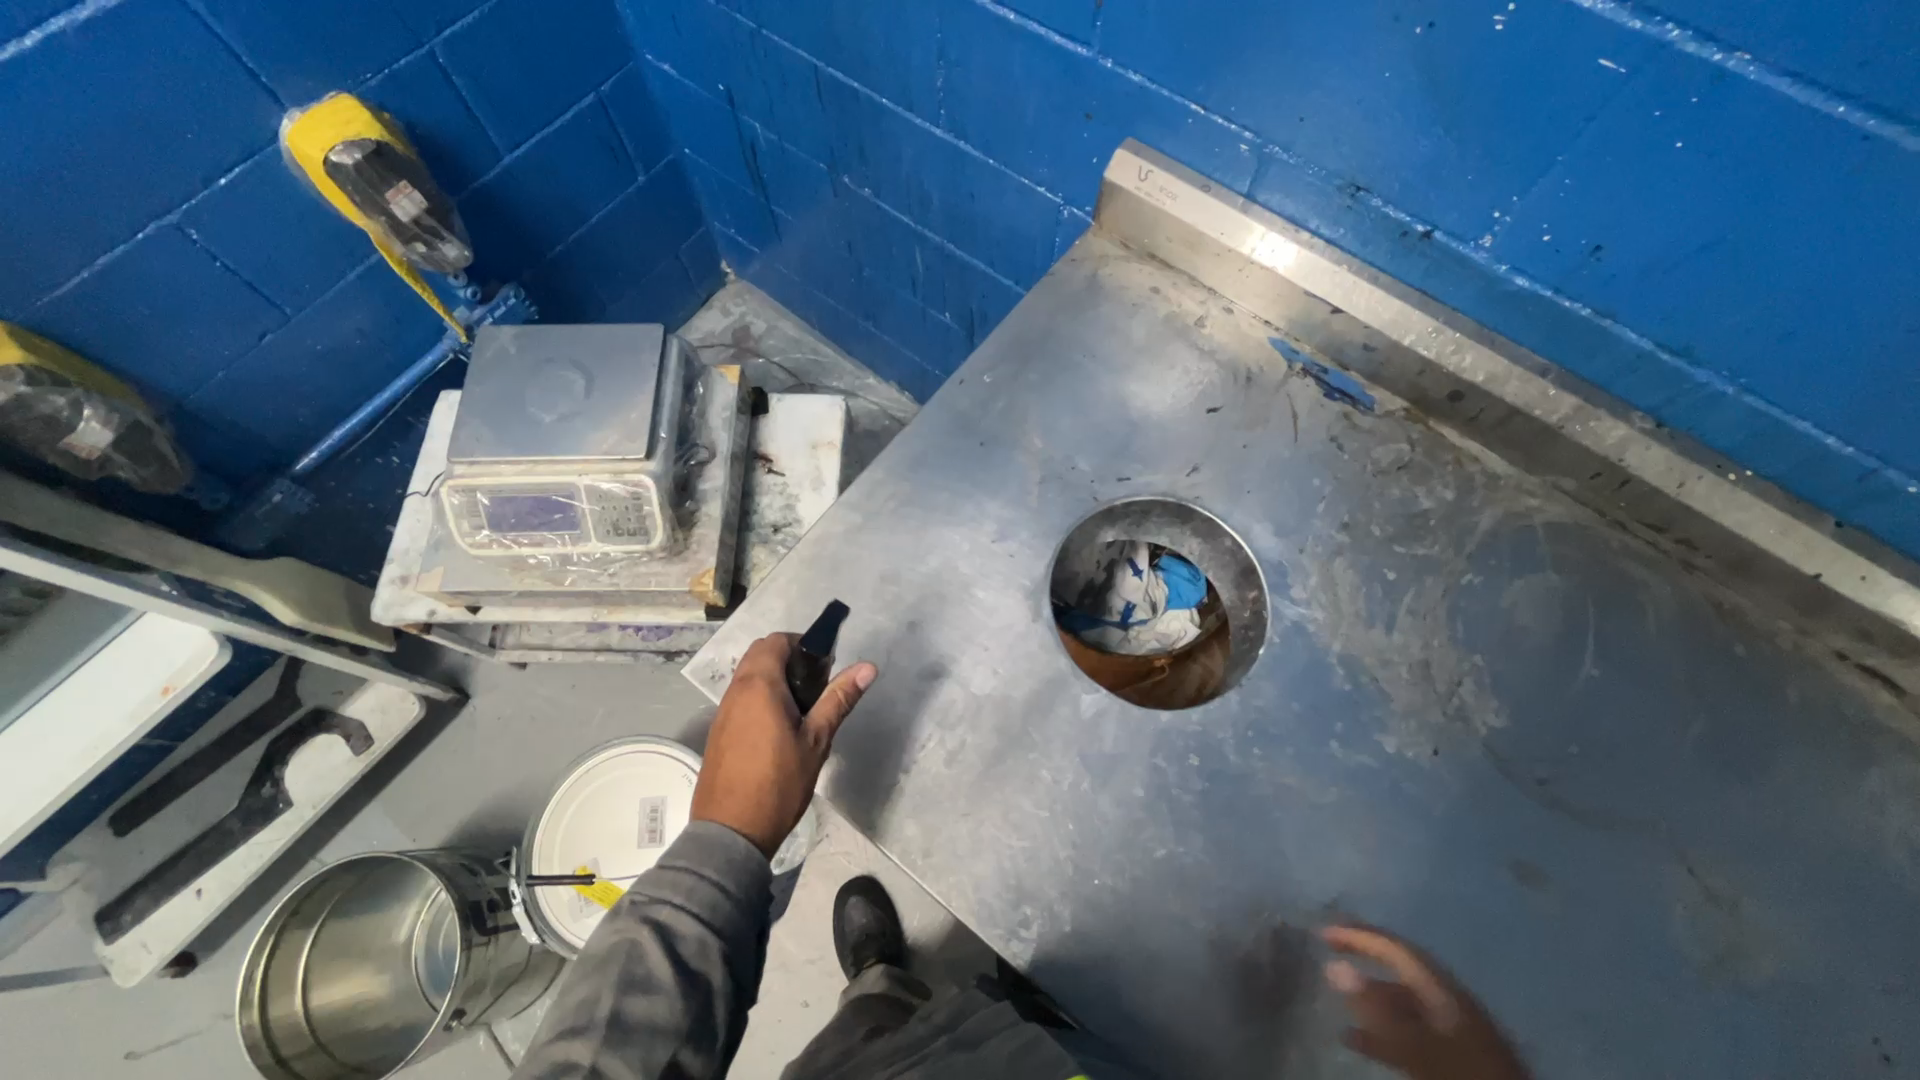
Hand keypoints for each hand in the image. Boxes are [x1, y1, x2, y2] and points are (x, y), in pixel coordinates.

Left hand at [691, 633, 876, 857]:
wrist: (731, 832)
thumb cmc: (779, 783)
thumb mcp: (817, 740)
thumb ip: (839, 699)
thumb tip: (868, 667)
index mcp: (759, 686)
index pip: (775, 641)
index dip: (800, 643)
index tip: (823, 666)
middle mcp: (735, 692)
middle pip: (759, 655)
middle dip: (788, 659)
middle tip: (815, 686)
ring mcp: (722, 713)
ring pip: (748, 678)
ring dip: (773, 680)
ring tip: (802, 710)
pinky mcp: (718, 733)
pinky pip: (740, 700)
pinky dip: (760, 699)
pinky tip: (779, 730)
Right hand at [1322, 924, 1529, 1079]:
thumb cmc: (1461, 1072)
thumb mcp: (1416, 1042)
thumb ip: (1377, 1007)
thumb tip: (1333, 966)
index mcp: (1443, 988)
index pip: (1397, 949)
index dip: (1360, 935)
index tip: (1324, 931)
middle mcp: (1447, 1000)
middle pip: (1401, 969)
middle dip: (1365, 955)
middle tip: (1329, 948)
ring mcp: (1452, 1028)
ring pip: (1403, 1002)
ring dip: (1370, 997)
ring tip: (1336, 999)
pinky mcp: (1451, 1054)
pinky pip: (1409, 1031)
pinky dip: (1380, 1031)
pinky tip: (1355, 1038)